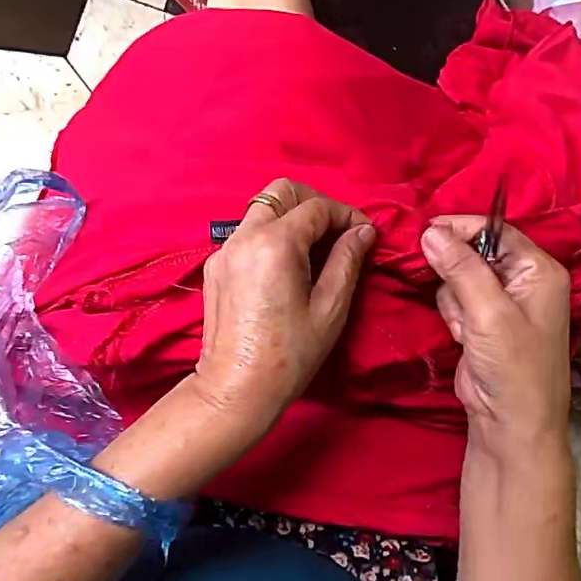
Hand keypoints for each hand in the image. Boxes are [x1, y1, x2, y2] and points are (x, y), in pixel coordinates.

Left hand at [191, 179, 374, 445]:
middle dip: (314, 202)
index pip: (316, 207)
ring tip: (315, 249)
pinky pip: (246, 234)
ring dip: (291, 217)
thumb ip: (347, 261)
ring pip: (260, 210)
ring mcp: (223, 251)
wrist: (236, 389)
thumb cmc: (290, 355)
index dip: (347, 215)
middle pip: (280, 192)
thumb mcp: (330, 308)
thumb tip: (363, 231)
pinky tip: (287, 266)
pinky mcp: (214, 267)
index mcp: (274, 244)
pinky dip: (270, 236)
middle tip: (337, 231)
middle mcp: (243, 237)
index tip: (365, 233)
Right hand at [421, 217, 571, 459]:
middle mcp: (522, 280)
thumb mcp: (488, 313)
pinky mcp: (481, 320)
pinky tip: (463, 337)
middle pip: (474, 252)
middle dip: (456, 273)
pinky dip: (452, 315)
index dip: (461, 229)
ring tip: (467, 327)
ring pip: (458, 276)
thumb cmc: (513, 368)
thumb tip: (430, 232)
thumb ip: (461, 268)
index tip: (426, 231)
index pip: (496, 230)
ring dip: (454, 299)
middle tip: (458, 299)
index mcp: (538, 270)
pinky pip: (454, 299)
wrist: (509, 423)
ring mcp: (501, 301)